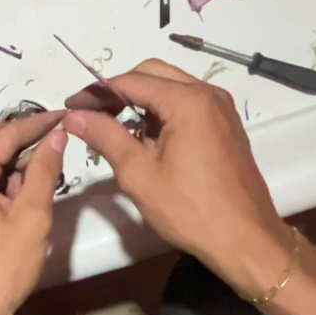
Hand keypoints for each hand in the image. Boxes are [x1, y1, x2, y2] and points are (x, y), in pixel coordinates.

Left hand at [0, 111, 66, 314]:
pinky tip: (38, 178)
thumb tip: (57, 134)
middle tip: (64, 130)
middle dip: (30, 135)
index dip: (38, 122)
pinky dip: (15, 177)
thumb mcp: (32, 214)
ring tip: (57, 151)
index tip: (67, 114)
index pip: (6, 134)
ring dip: (24, 157)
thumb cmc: (5, 264)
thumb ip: (44, 170)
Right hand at [64, 59, 293, 291]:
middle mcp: (208, 95)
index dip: (96, 92)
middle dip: (118, 91)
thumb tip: (75, 116)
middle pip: (153, 75)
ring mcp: (220, 109)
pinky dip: (160, 113)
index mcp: (188, 101)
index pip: (131, 81)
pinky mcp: (225, 126)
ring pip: (170, 89)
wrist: (244, 239)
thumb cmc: (189, 209)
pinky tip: (143, 138)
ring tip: (111, 128)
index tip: (71, 107)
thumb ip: (105, 136)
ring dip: (139, 102)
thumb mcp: (138, 173)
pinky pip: (186, 106)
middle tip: (89, 115)